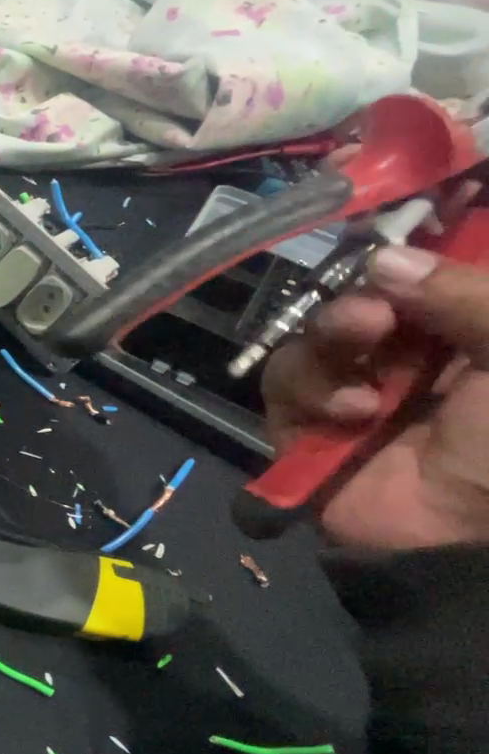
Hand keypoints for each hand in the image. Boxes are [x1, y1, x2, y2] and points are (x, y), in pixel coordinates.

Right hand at [263, 246, 488, 548]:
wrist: (472, 537)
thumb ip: (466, 297)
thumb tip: (385, 257)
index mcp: (476, 330)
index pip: (431, 269)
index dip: (407, 240)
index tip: (378, 216)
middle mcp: (420, 349)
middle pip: (362, 295)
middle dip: (358, 302)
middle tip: (370, 320)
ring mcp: (358, 382)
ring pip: (315, 335)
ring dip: (331, 349)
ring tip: (363, 384)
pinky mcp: (306, 418)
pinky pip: (284, 381)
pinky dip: (312, 393)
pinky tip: (348, 417)